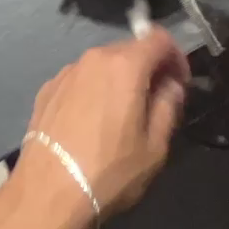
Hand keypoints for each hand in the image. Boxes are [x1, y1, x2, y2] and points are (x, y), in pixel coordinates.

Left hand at [22, 28, 191, 215]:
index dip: (176, 56)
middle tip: (155, 102)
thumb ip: (168, 107)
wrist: (48, 190)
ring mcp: (67, 70)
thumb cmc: (109, 170)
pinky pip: (81, 78)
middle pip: (130, 49)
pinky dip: (94, 89)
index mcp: (125, 66)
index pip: (159, 38)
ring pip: (104, 63)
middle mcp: (94, 57)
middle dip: (148, 69)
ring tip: (122, 115)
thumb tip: (171, 85)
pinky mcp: (49, 86)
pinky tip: (92, 121)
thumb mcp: (154, 147)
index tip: (180, 83)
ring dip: (120, 79)